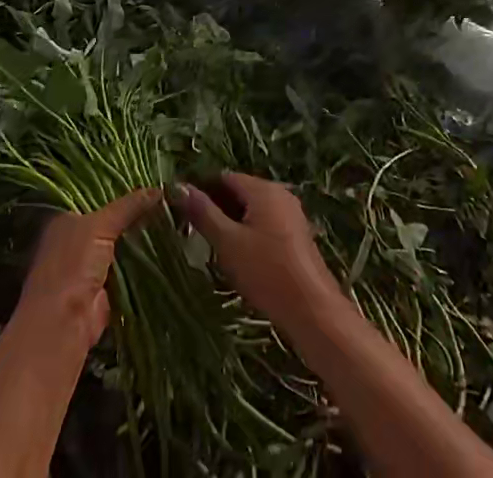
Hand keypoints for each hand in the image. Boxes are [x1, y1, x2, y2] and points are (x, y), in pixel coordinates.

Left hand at [12, 189, 161, 347]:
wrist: (67, 318)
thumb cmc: (74, 263)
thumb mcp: (99, 226)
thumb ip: (126, 208)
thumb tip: (158, 188)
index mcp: (65, 217)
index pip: (95, 196)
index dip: (119, 189)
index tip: (150, 182)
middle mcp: (75, 236)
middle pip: (110, 222)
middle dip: (135, 215)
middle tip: (169, 201)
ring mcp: (90, 262)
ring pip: (121, 244)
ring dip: (142, 238)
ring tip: (175, 220)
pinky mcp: (106, 285)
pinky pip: (129, 266)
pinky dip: (144, 261)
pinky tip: (168, 249)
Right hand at [171, 174, 342, 326]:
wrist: (314, 314)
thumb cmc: (267, 272)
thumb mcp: (227, 241)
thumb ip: (202, 211)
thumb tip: (178, 186)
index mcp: (263, 190)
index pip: (222, 176)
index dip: (199, 189)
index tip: (180, 208)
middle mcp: (280, 195)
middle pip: (237, 191)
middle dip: (213, 206)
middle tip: (190, 227)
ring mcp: (290, 217)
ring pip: (249, 210)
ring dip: (228, 222)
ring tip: (209, 242)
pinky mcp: (295, 238)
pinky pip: (262, 224)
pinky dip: (245, 233)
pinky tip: (234, 254)